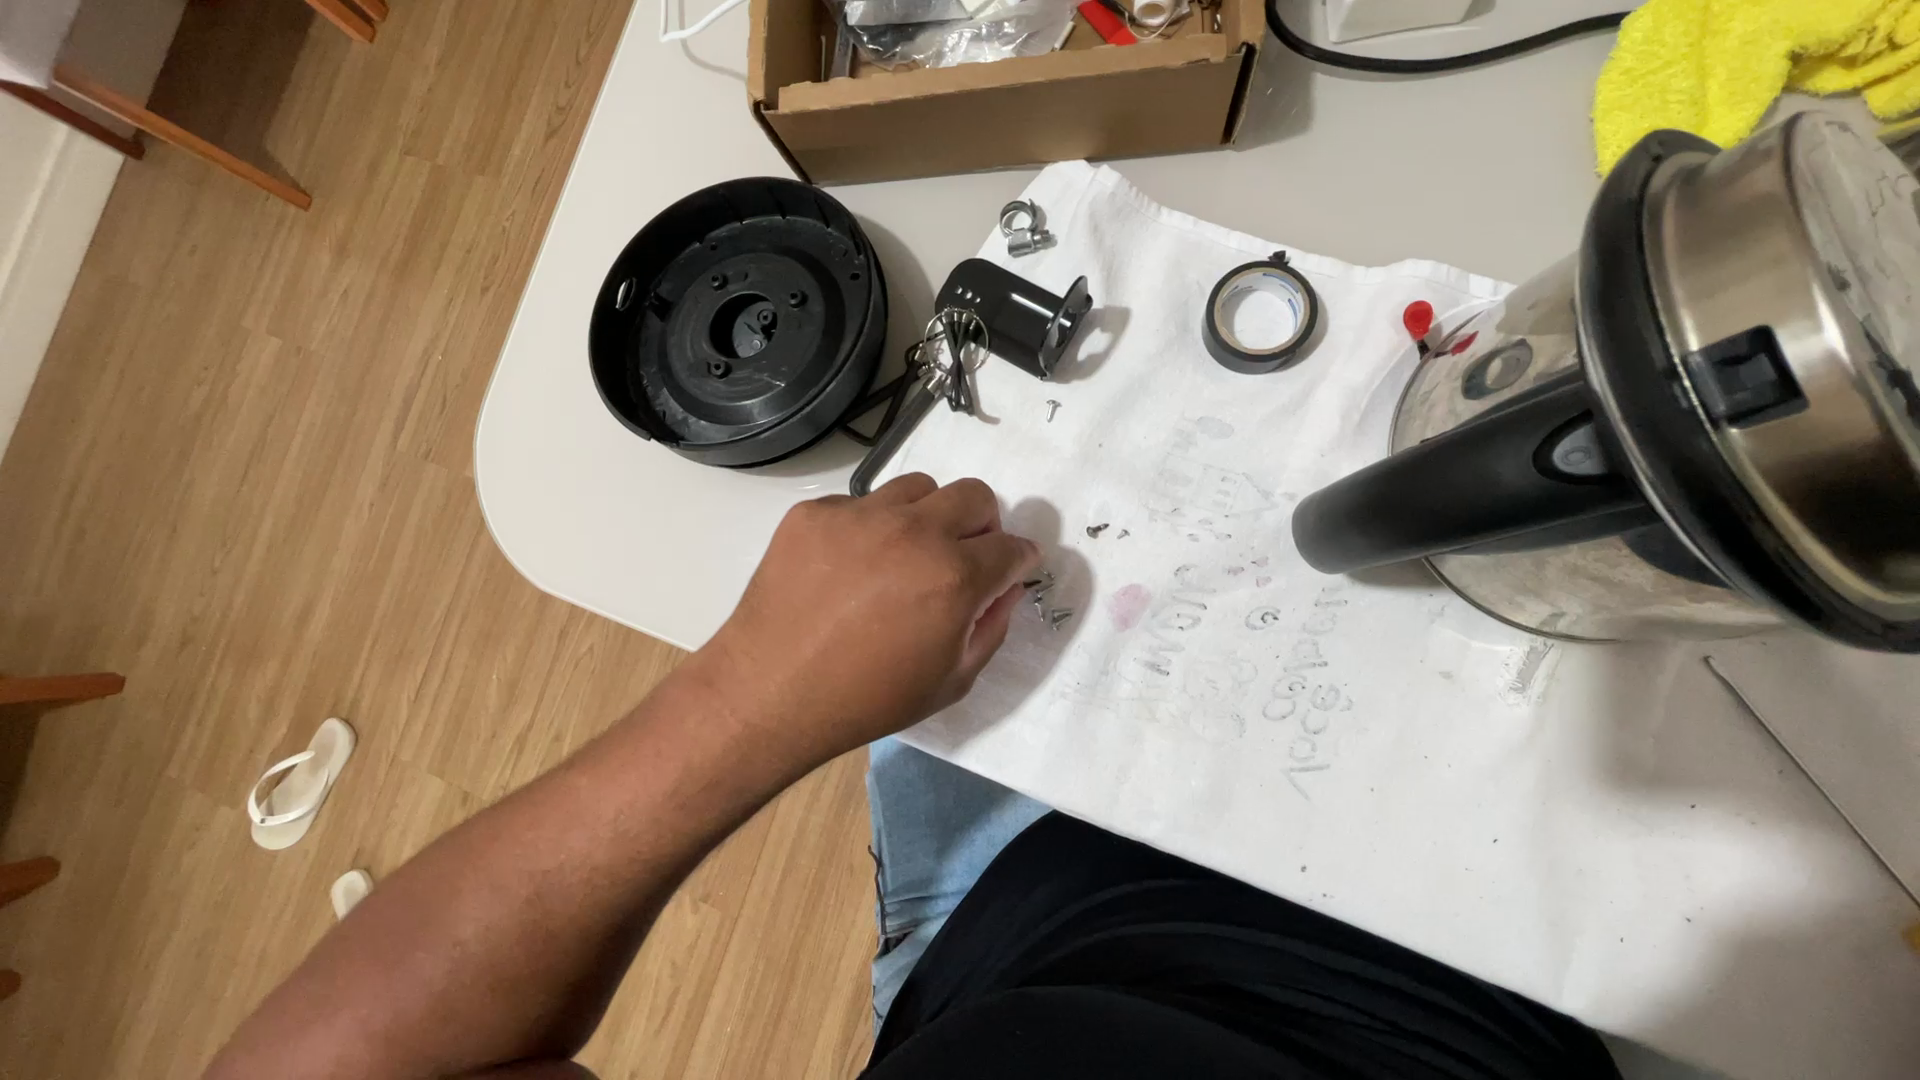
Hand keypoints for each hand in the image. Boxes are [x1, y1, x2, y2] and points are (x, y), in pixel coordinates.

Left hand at [694, 473, 1041, 760]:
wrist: (770, 693)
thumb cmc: (869, 699)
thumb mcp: (952, 681)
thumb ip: (991, 627)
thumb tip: (1004, 588)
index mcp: (954, 576)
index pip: (1012, 547)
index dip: (1017, 561)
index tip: (1008, 570)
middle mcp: (913, 532)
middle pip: (974, 495)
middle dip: (982, 524)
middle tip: (963, 555)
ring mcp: (859, 516)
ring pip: (917, 488)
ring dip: (926, 516)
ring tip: (903, 555)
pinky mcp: (814, 513)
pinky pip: (859, 504)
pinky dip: (868, 528)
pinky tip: (848, 568)